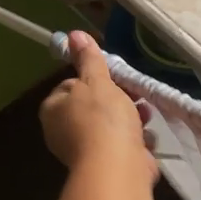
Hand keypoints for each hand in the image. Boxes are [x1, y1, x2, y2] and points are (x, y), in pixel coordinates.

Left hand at [40, 31, 154, 180]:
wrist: (117, 165)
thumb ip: (89, 60)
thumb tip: (74, 34)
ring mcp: (84, 151)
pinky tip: (146, 140)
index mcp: (53, 109)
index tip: (116, 81)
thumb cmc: (103, 118)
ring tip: (146, 117)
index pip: (72, 86)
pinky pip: (122, 146)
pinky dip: (135, 142)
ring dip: (132, 120)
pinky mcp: (106, 166)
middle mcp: (62, 132)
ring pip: (111, 127)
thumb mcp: (97, 81)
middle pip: (94, 107)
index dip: (96, 81)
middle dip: (119, 101)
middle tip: (136, 97)